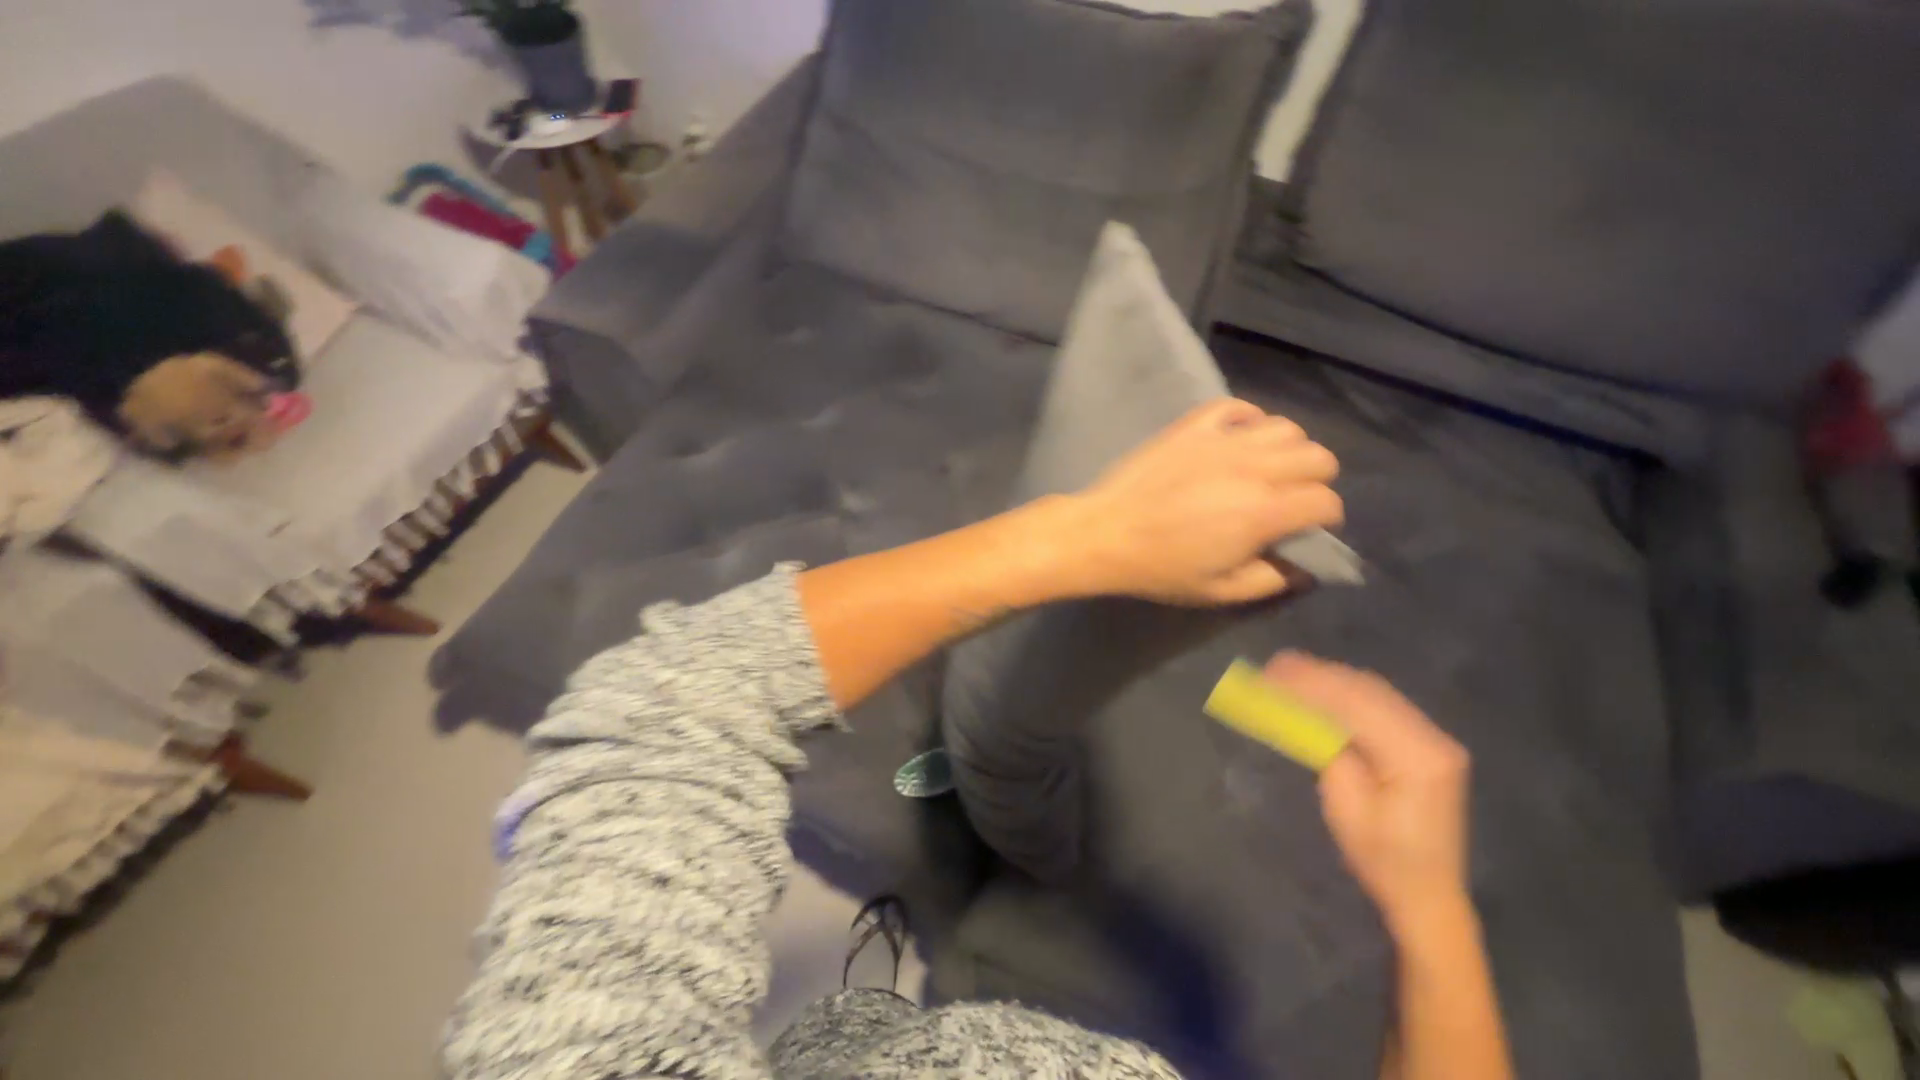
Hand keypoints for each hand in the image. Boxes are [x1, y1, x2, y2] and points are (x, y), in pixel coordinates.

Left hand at [1060, 399, 1343, 604]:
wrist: (1105, 534)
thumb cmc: (1161, 567)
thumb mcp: (1220, 590)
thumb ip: (1270, 580)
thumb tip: (1302, 569)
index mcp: (1264, 512)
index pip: (1326, 501)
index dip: (1326, 518)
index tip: (1309, 529)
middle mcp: (1253, 468)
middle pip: (1319, 456)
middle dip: (1316, 480)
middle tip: (1293, 499)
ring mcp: (1223, 440)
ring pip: (1286, 427)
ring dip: (1289, 449)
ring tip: (1269, 469)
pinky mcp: (1193, 425)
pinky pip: (1237, 406)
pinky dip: (1248, 419)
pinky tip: (1240, 439)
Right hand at [1262, 653, 1473, 933]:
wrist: (1429, 896)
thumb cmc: (1383, 861)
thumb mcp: (1346, 809)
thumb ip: (1330, 753)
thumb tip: (1306, 713)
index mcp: (1418, 757)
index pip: (1358, 706)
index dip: (1313, 684)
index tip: (1274, 671)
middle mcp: (1434, 739)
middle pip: (1370, 693)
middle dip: (1320, 676)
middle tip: (1275, 666)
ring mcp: (1435, 741)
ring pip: (1377, 695)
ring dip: (1333, 682)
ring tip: (1290, 673)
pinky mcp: (1428, 747)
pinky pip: (1384, 709)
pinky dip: (1349, 698)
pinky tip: (1322, 692)